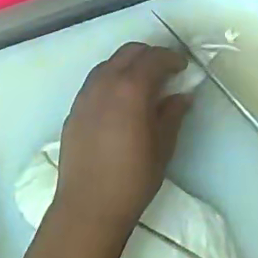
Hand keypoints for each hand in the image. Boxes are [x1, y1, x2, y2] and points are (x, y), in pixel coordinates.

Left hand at [52, 43, 192, 233]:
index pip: (154, 58)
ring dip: (128, 65)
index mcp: (130, 88)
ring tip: (143, 85)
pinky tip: (120, 101)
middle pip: (129, 52)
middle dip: (150, 56)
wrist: (88, 206)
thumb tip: (182, 95)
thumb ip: (172, 113)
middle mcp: (105, 82)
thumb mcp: (163, 146)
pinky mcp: (74, 108)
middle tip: (166, 72)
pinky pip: (95, 81)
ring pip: (109, 63)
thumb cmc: (133, 178)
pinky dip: (111, 79)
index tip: (183, 67)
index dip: (171, 58)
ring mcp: (86, 93)